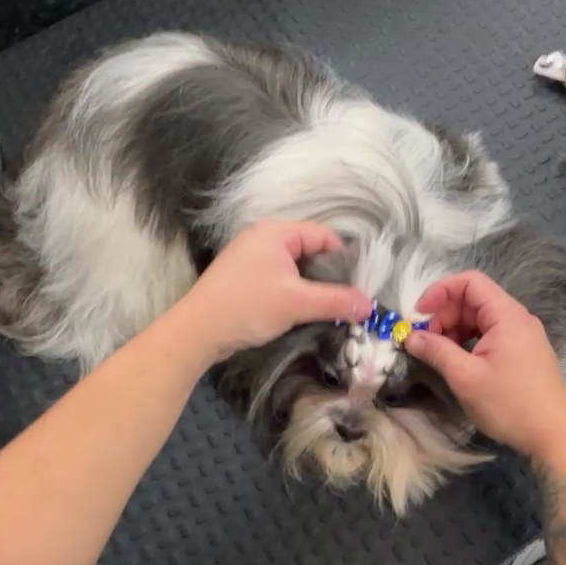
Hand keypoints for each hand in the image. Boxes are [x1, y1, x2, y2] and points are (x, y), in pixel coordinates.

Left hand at [164, 221, 371, 365]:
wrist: (197, 332)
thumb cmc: (247, 307)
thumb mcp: (297, 303)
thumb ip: (336, 301)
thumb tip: (369, 305)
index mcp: (275, 232)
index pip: (323, 236)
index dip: (343, 259)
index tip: (357, 286)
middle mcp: (263, 238)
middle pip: (310, 251)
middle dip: (328, 276)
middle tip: (345, 300)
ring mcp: (251, 259)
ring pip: (295, 269)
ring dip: (311, 288)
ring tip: (327, 309)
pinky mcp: (245, 279)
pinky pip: (279, 280)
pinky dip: (293, 294)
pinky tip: (301, 313)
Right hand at [404, 271, 565, 458]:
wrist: (554, 436)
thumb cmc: (510, 404)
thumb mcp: (466, 378)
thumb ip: (436, 351)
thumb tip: (410, 336)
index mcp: (507, 316)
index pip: (470, 282)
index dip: (439, 291)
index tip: (418, 315)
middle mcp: (518, 319)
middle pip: (473, 300)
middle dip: (444, 316)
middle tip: (425, 343)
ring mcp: (523, 336)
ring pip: (480, 319)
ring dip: (454, 331)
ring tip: (439, 356)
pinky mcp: (523, 353)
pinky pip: (490, 335)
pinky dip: (469, 343)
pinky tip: (458, 363)